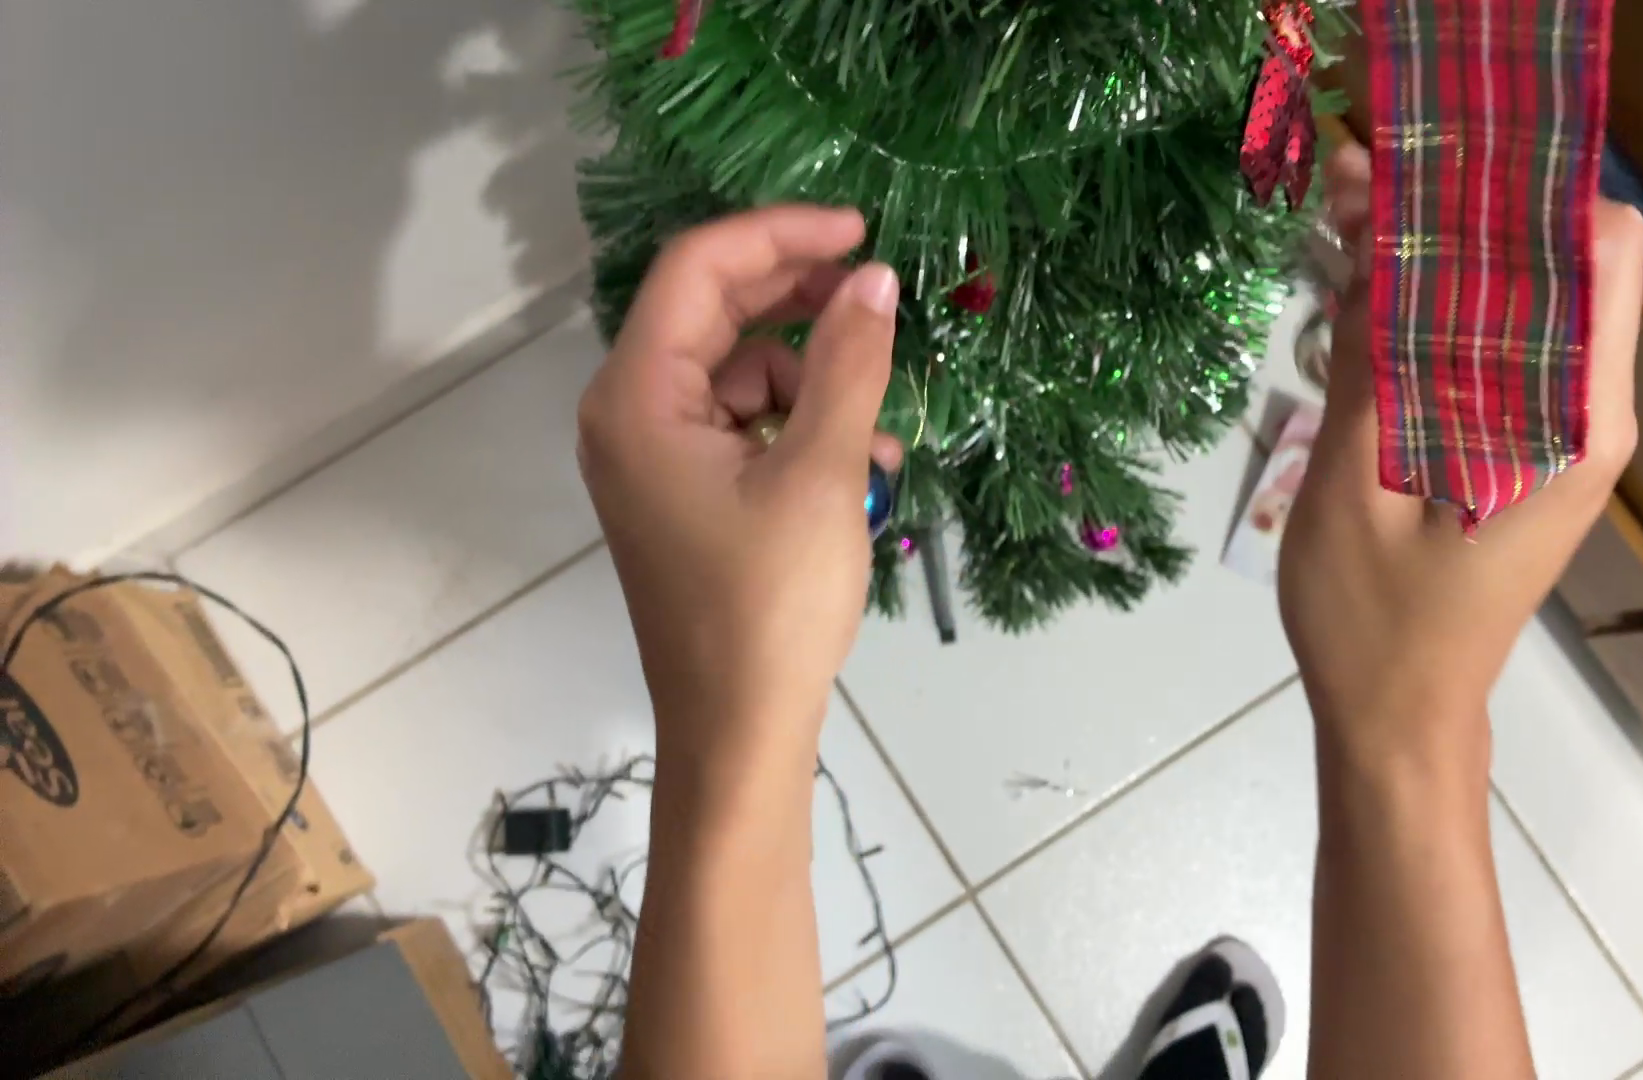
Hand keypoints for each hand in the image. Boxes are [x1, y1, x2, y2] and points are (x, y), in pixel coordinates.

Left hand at [577, 205, 901, 769]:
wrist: (742, 726)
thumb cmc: (773, 604)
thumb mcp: (821, 474)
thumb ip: (848, 365)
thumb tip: (875, 280)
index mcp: (639, 398)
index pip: (699, 271)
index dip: (781, 235)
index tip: (859, 231)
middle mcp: (632, 416)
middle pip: (717, 317)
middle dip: (800, 303)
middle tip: (874, 298)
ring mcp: (659, 458)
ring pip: (743, 378)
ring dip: (817, 388)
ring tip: (878, 442)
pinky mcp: (689, 493)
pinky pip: (748, 431)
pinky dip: (803, 435)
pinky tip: (857, 471)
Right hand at [1279, 144, 1642, 762]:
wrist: (1395, 714)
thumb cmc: (1369, 622)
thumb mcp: (1348, 492)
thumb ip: (1369, 373)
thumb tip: (1375, 257)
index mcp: (1566, 424)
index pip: (1588, 256)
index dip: (1510, 194)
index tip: (1413, 171)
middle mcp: (1581, 416)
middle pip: (1547, 271)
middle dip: (1454, 218)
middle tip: (1348, 194)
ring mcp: (1546, 438)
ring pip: (1510, 312)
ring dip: (1431, 267)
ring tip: (1339, 241)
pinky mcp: (1507, 456)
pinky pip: (1481, 362)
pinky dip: (1424, 323)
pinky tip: (1355, 318)